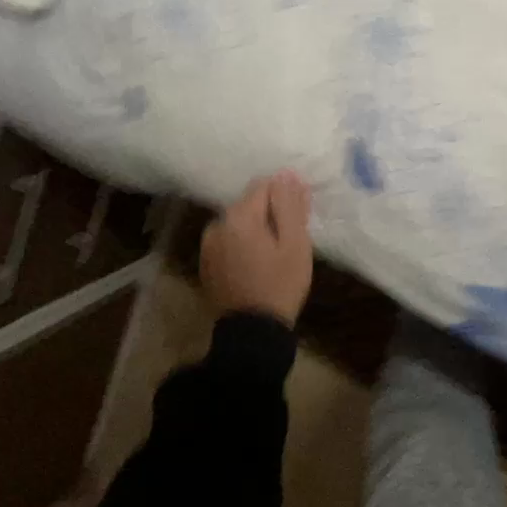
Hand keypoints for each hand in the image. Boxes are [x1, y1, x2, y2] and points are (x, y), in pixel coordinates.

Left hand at [200, 170, 314, 325]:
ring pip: (239, 223)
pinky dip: (243, 244)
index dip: (286, 196)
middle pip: (250, 203)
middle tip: (291, 237)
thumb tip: (286, 174)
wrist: (252, 332)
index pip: (265, 185)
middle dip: (271, 212)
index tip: (300, 217)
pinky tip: (257, 263)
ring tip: (274, 252)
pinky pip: (229, 241)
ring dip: (256, 228)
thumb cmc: (280, 284)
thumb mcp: (295, 243)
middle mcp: (217, 224)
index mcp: (238, 216)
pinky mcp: (206, 263)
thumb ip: (289, 205)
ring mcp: (208, 245)